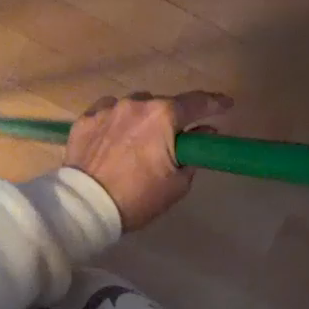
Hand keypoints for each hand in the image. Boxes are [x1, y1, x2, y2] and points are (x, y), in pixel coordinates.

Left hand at [66, 91, 232, 230]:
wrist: (84, 206)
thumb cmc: (136, 198)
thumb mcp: (177, 183)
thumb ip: (193, 153)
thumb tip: (203, 133)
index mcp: (163, 116)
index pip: (197, 103)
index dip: (214, 104)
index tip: (224, 106)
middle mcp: (135, 104)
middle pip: (161, 105)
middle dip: (170, 119)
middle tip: (170, 139)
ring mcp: (106, 110)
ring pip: (132, 106)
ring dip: (140, 118)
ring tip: (137, 140)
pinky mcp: (83, 120)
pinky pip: (106, 112)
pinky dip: (114, 121)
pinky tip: (113, 136)